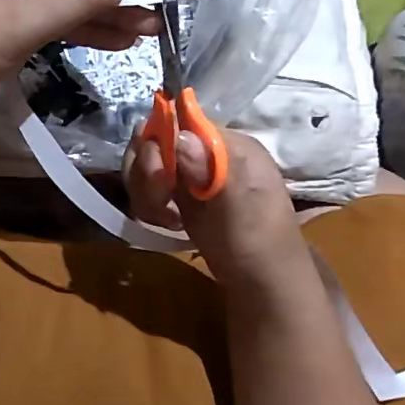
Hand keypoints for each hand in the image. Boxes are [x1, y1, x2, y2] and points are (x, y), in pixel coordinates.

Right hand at [125, 126, 304, 290]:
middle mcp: (206, 150)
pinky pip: (145, 184)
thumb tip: (181, 136)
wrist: (261, 281)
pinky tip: (166, 221)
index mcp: (227, 144)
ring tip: (164, 217)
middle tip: (161, 203)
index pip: (178, 123)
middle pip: (154, 139)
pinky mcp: (178, 190)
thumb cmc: (259, 243)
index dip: (160, 146)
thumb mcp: (241, 208)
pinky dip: (146, 203)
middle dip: (147, 172)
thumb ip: (213, 170)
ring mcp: (191, 170)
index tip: (162, 180)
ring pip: (144, 162)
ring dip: (144, 191)